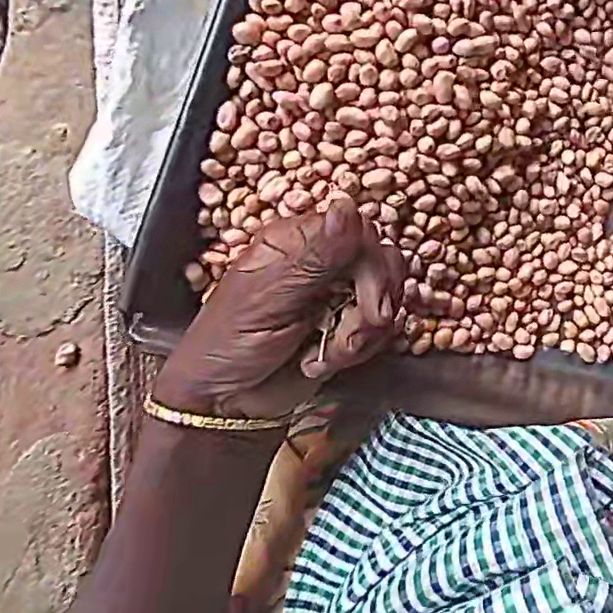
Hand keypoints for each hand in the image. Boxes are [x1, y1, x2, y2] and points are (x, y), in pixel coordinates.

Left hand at [154, 195, 404, 421]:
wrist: (224, 405)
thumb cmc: (228, 347)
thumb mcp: (266, 300)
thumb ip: (313, 256)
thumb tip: (346, 207)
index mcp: (298, 241)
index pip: (361, 233)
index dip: (373, 267)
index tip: (371, 304)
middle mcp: (325, 259)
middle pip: (384, 262)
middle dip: (372, 306)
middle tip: (348, 339)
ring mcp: (340, 290)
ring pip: (388, 294)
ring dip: (363, 332)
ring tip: (326, 354)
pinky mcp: (349, 321)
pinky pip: (381, 325)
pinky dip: (361, 349)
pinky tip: (326, 360)